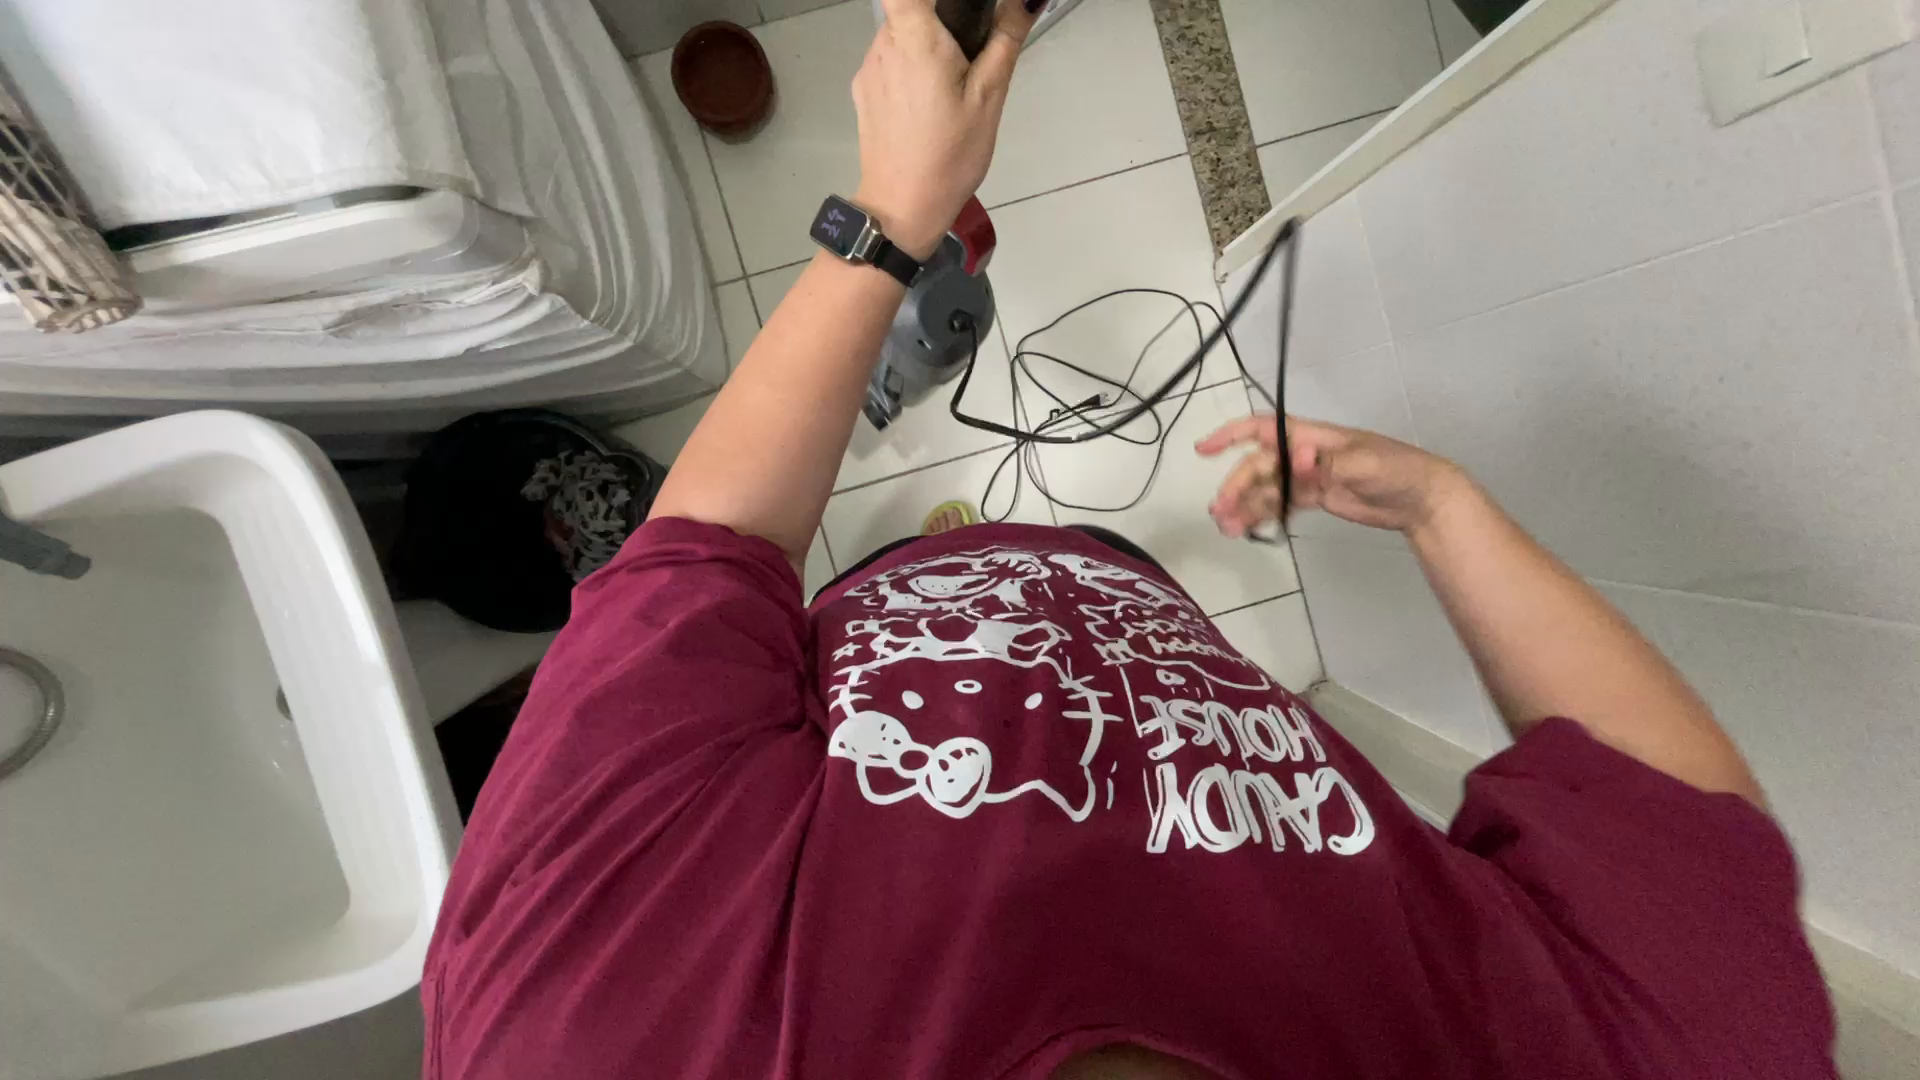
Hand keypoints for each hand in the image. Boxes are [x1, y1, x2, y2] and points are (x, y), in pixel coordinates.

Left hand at [850, 0, 1038, 259]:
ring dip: (926, 50)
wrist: (901, 211)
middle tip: (969, 62)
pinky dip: (910, 73)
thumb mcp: (988, 99)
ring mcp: (868, 68)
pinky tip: (926, 112)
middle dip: (942, 24)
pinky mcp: (863, 92)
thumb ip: (1005, 38)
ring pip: (901, 37)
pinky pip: (890, 65)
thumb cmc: (948, 158)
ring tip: (949, 95)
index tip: (958, 11)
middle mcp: (883, 42)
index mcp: (914, 35)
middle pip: (912, 9)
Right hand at [1196, 415, 1468, 535]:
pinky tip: (1248, 529)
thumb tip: (1295, 458)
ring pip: (1264, 490)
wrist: (1422, 498)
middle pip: (1257, 467)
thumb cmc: (1396, 469)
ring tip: (1228, 529)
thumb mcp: (1364, 463)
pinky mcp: (1313, 498)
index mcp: (1310, 437)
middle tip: (1220, 512)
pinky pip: (1278, 505)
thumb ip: (1325, 463)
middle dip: (1235, 487)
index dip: (1230, 435)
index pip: (1262, 429)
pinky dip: (1262, 515)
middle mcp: (1301, 455)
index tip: (1203, 450)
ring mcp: (1306, 478)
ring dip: (1243, 506)